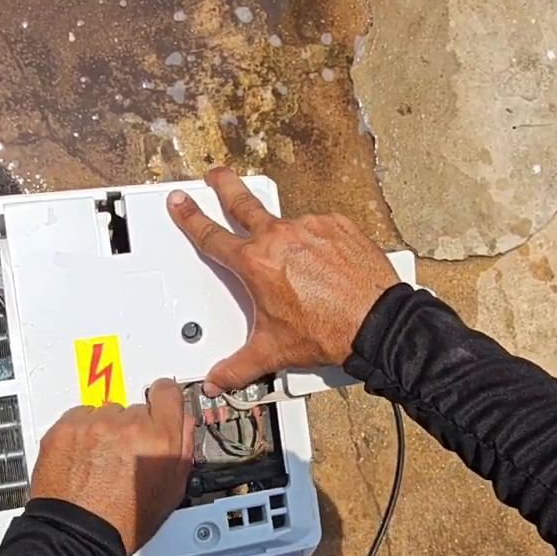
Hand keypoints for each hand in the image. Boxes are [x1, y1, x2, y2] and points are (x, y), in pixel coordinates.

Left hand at [28, 378, 193, 554]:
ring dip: (106, 429)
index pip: (168, 391)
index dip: (164, 399)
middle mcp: (129, 426)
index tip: (160, 404)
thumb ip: (182, 447)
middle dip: (133, 426)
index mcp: (161, 439)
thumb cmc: (123, 522)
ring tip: (101, 460)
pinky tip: (83, 457)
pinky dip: (81, 432)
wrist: (78, 537)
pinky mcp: (67, 427)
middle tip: (125, 454)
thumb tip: (182, 422)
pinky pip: (80, 417)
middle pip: (136, 407)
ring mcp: (95, 425)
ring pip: (107, 412)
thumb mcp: (172, 490)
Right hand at [167, 167, 400, 392]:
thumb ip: (238, 367)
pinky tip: (322, 264)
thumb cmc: (328, 332)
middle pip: (242, 202)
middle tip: (215, 174)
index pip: (212, 237)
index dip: (191, 218)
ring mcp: (311, 228)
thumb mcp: (273, 352)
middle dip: (224, 184)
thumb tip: (219, 381)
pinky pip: (319, 230)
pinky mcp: (338, 226)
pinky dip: (316, 243)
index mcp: (256, 264)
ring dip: (283, 234)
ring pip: (286, 224)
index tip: (181, 203)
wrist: (375, 323)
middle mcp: (281, 238)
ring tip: (292, 257)